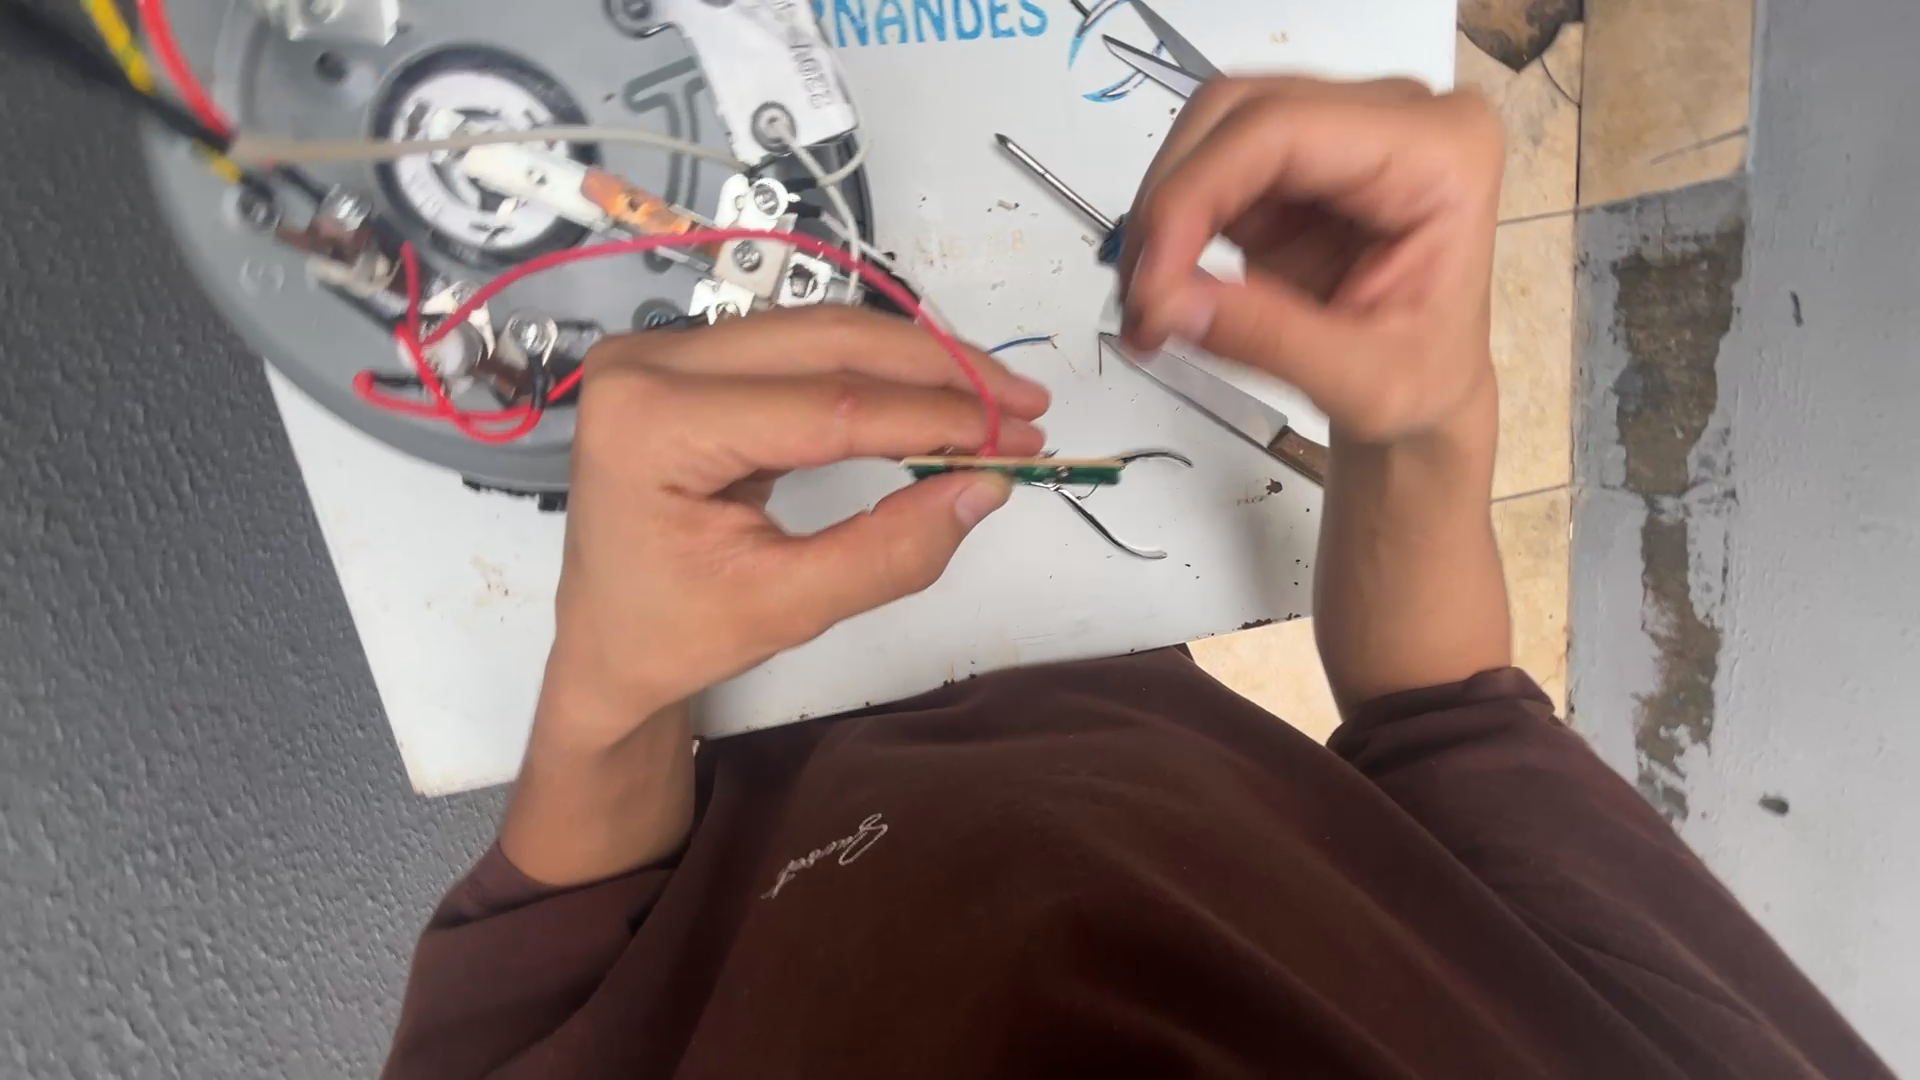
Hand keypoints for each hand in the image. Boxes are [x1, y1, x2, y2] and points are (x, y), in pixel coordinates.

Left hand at [543, 307, 1050, 743]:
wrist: (608, 642)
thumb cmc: (677, 635)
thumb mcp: (789, 608)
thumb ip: (890, 552)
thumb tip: (986, 488)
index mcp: (652, 424)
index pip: (828, 406)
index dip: (936, 419)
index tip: (1020, 436)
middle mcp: (651, 363)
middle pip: (828, 341)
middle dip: (940, 370)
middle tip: (1025, 404)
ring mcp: (668, 354)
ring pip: (823, 335)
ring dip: (917, 364)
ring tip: (993, 400)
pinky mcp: (694, 364)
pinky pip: (804, 353)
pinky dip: (878, 375)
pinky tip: (930, 394)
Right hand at [1119, 77, 1504, 445]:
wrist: (1424, 391)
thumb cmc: (1420, 386)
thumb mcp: (1359, 380)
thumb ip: (1266, 338)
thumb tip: (1165, 304)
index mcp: (1436, 153)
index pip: (1279, 130)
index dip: (1190, 199)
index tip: (1148, 289)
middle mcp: (1386, 123)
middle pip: (1233, 115)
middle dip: (1166, 207)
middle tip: (1140, 302)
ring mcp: (1331, 144)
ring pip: (1206, 139)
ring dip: (1158, 222)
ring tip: (1147, 307)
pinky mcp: (1288, 178)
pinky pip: (1203, 180)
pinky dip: (1167, 237)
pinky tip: (1161, 292)